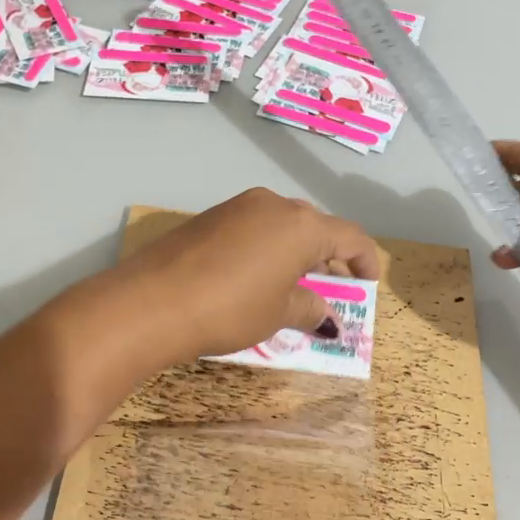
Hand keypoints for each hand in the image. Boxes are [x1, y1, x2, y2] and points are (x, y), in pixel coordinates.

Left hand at [95, 189, 380, 364]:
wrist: (152, 301)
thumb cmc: (229, 309)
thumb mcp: (277, 314)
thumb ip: (308, 307)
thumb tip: (324, 311)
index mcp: (301, 225)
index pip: (350, 236)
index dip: (365, 260)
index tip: (367, 284)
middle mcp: (273, 205)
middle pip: (314, 226)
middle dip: (327, 256)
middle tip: (331, 288)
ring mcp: (238, 207)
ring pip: (281, 225)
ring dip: (294, 252)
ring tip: (293, 286)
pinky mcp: (209, 217)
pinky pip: (252, 229)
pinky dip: (265, 249)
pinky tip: (255, 278)